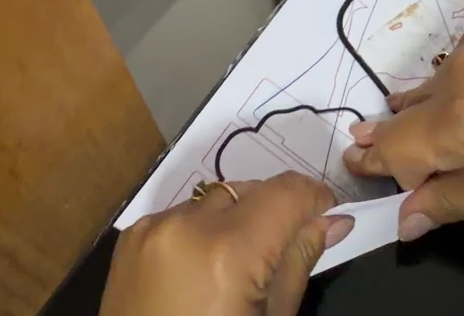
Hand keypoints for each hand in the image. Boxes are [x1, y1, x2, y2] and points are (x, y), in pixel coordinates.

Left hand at [100, 172, 353, 315]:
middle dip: (272, 213)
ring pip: (215, 200)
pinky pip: (181, 215)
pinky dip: (197, 233)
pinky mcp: (131, 237)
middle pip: (250, 190)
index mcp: (229, 253)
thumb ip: (298, 262)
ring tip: (233, 269)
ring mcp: (154, 228)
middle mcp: (188, 225)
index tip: (327, 213)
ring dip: (233, 221)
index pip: (286, 191)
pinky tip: (198, 272)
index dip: (314, 197)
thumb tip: (333, 221)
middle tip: (280, 252)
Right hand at [341, 29, 463, 240]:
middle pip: (407, 114)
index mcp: (455, 121)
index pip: (397, 145)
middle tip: (357, 145)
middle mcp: (453, 77)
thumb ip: (449, 203)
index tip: (351, 164)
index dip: (375, 162)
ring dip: (414, 113)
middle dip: (388, 136)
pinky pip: (451, 71)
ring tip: (389, 122)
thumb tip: (405, 218)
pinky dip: (440, 92)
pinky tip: (438, 104)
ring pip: (428, 90)